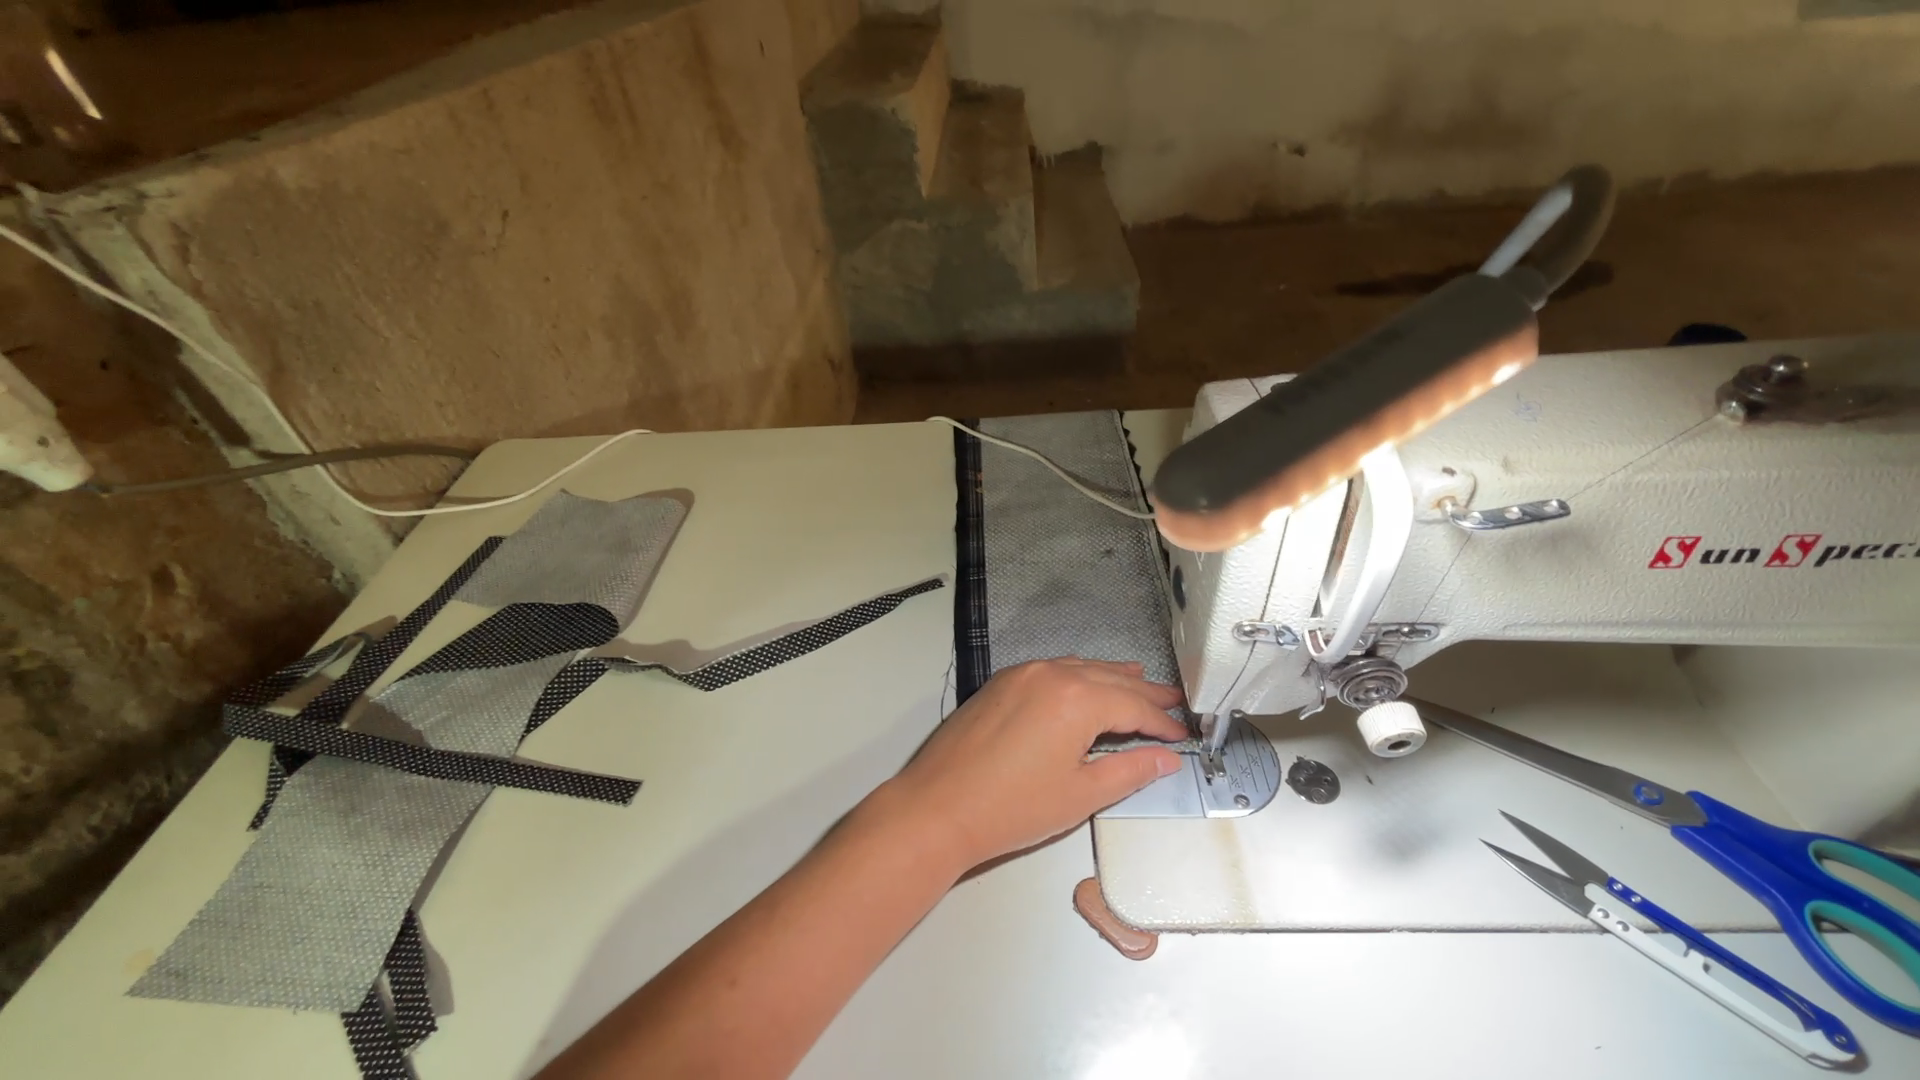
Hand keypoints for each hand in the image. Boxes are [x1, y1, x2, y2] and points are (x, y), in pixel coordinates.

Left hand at [871, 658, 1187, 872]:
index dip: (1161, 723)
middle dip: (1143, 692)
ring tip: (1139, 681)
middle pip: (1109, 678)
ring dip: (1111, 678)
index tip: (1183, 736)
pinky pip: (1052, 671)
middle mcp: (1050, 674)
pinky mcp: (1000, 684)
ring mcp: (1021, 674)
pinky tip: (1087, 686)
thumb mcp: (1081, 795)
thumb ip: (1129, 771)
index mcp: (1076, 698)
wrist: (936, 808)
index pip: (1133, 706)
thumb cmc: (1012, 808)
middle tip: (1174, 700)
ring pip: (1079, 669)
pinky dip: (1078, 677)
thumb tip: (1166, 760)